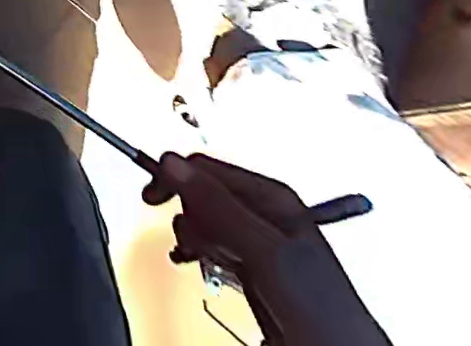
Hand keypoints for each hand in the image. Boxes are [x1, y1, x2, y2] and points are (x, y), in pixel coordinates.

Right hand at [144, 153, 388, 345]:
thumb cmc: (318, 307)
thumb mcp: (264, 251)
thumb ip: (218, 206)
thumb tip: (170, 162)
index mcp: (268, 195)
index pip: (204, 168)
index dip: (175, 179)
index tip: (152, 198)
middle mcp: (258, 212)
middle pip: (198, 194)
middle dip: (190, 218)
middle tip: (196, 242)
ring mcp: (251, 241)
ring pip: (199, 222)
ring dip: (194, 241)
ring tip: (211, 261)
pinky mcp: (244, 267)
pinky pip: (206, 246)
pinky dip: (197, 254)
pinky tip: (199, 265)